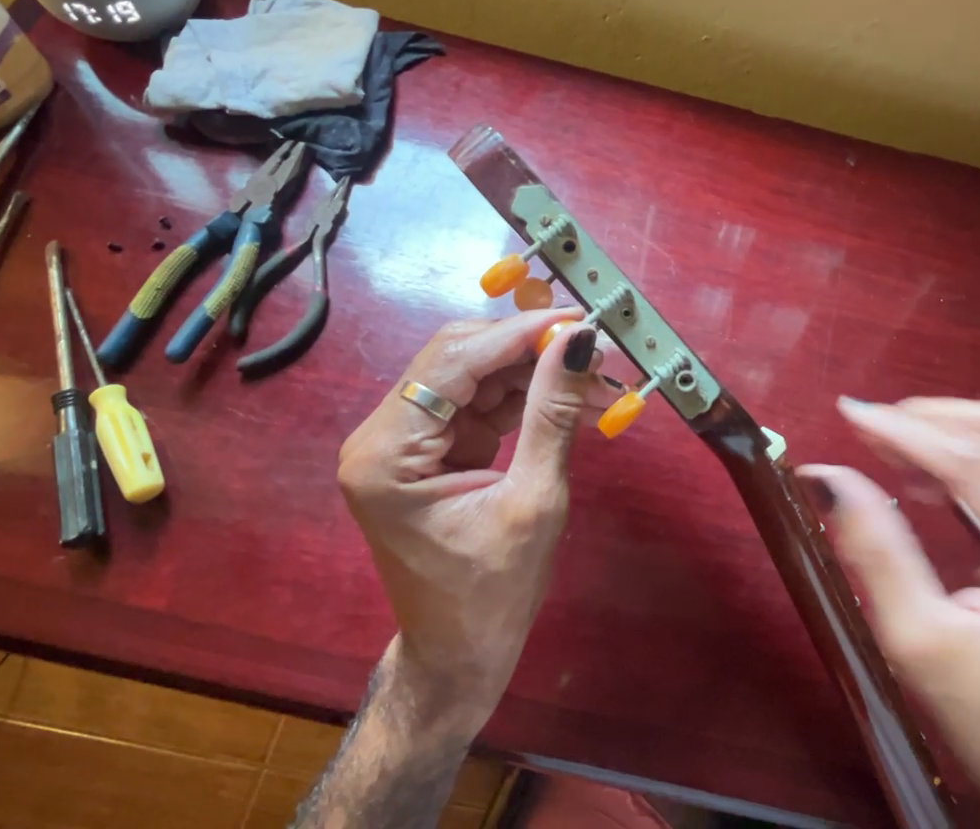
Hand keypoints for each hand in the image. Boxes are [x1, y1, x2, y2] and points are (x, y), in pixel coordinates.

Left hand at [337, 308, 610, 738]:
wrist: (460, 658)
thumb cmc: (492, 597)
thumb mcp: (534, 502)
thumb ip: (552, 414)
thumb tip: (579, 341)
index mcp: (386, 454)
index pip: (452, 361)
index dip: (517, 334)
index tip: (579, 321)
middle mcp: (382, 436)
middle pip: (459, 360)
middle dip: (529, 350)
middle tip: (595, 351)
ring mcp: (404, 441)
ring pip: (475, 376)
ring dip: (535, 372)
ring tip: (596, 379)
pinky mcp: (431, 449)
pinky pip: (481, 403)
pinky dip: (526, 397)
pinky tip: (571, 399)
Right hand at [800, 398, 979, 828]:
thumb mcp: (921, 645)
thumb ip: (876, 551)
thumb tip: (825, 477)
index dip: (909, 431)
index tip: (849, 415)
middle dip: (934, 419)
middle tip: (870, 431)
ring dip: (955, 434)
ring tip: (892, 453)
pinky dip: (978, 460)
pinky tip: (934, 481)